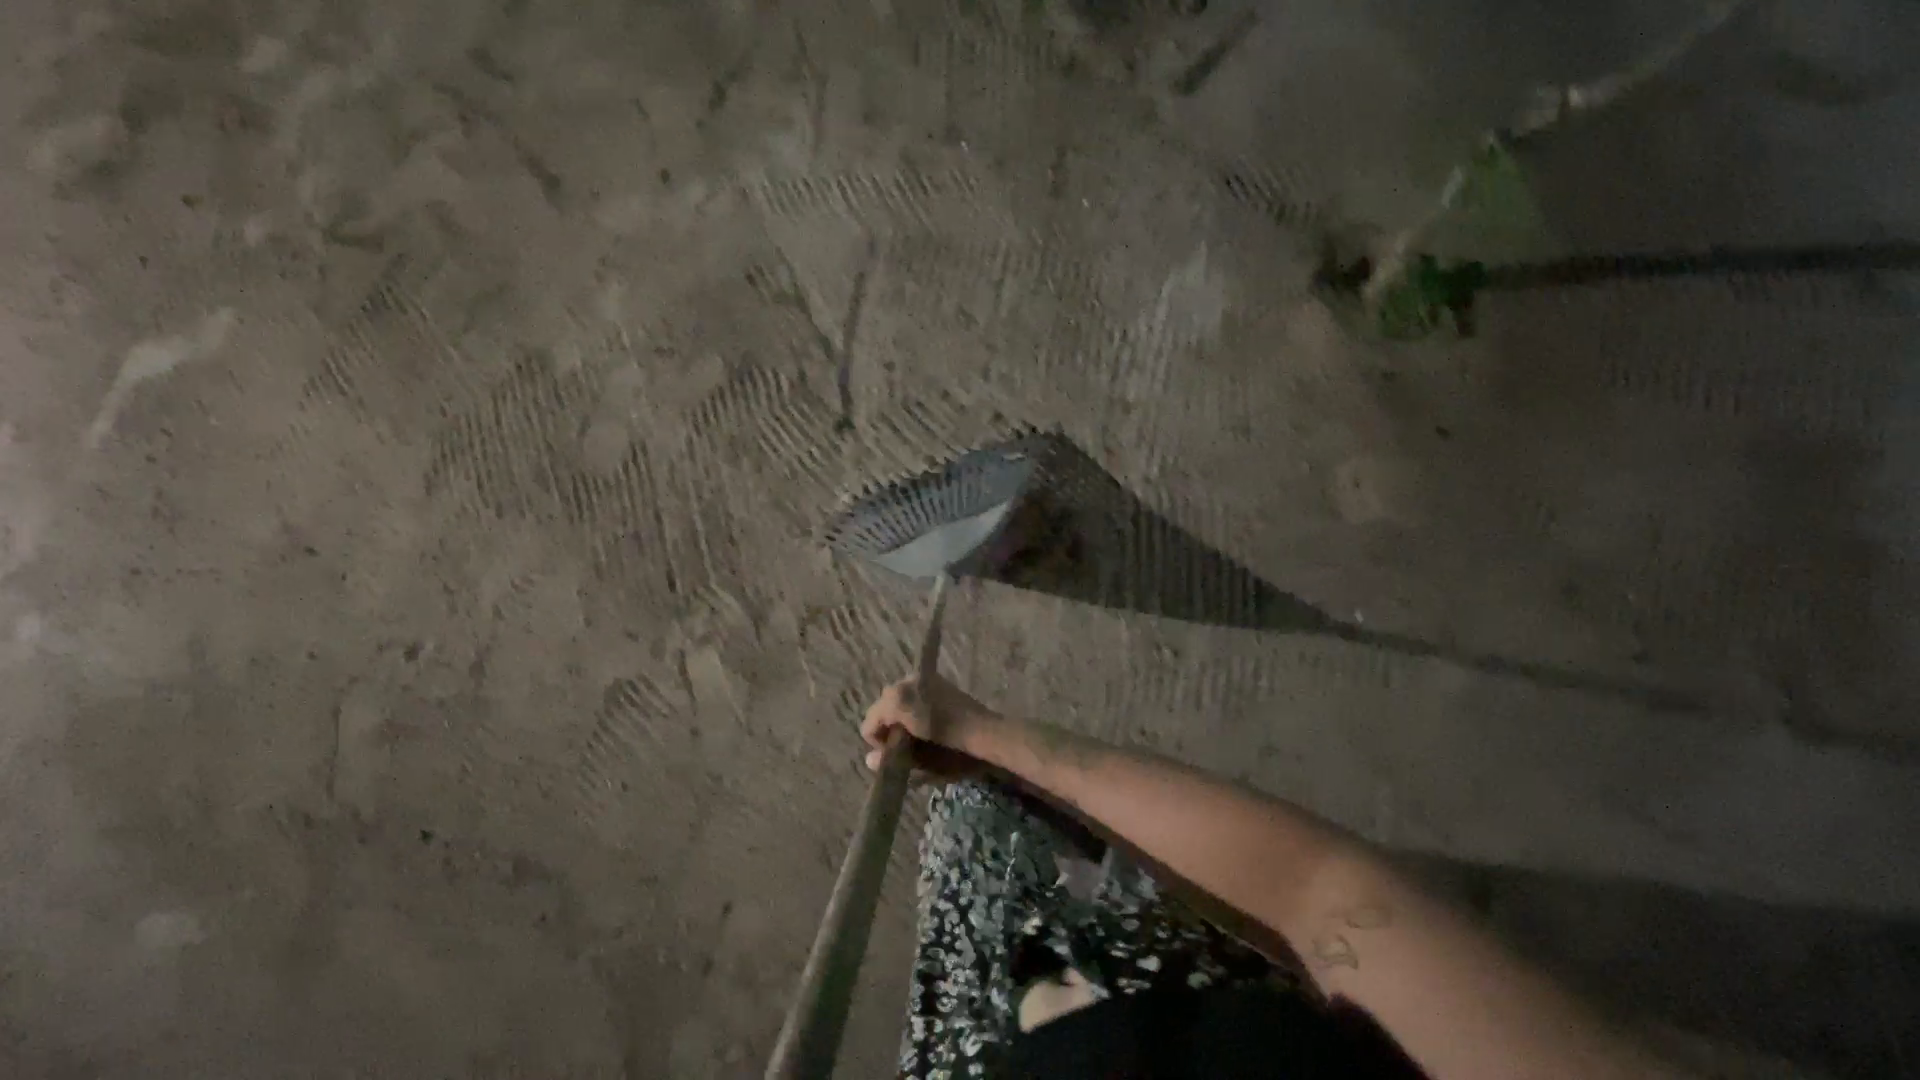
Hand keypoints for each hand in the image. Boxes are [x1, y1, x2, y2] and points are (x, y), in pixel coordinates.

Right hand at [860, 674, 997, 780]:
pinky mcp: (934, 677)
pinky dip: (914, 706)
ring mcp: (920, 677)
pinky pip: (913, 692)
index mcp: (895, 700)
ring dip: (901, 716)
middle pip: (882, 709)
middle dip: (889, 727)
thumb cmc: (950, 749)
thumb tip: (869, 760)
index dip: (877, 742)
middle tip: (906, 744)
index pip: (870, 723)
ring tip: (918, 733)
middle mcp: (904, 682)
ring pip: (896, 699)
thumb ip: (890, 758)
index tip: (893, 753)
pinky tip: (928, 720)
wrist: (984, 732)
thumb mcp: (917, 759)